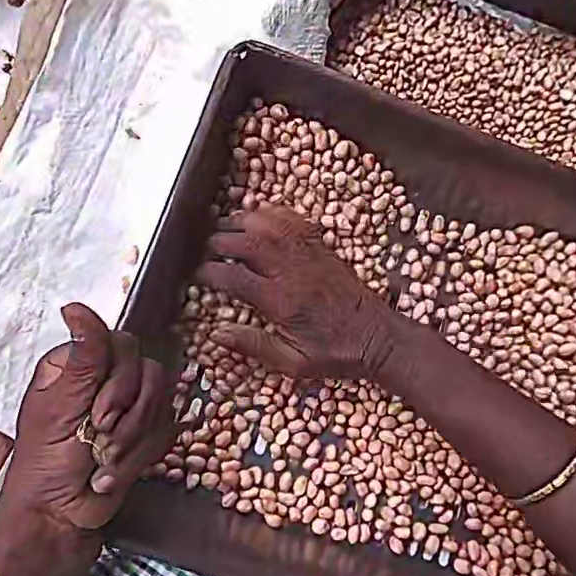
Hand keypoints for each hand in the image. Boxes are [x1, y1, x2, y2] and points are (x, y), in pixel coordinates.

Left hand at [0, 303, 173, 575]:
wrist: (58, 522)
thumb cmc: (46, 464)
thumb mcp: (60, 408)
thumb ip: (83, 357)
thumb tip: (76, 306)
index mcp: (79, 365)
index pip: (124, 346)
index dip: (120, 383)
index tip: (98, 416)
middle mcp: (106, 379)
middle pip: (150, 374)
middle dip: (128, 418)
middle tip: (98, 442)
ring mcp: (128, 406)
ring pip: (161, 404)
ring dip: (132, 442)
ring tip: (102, 465)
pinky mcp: (144, 433)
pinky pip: (166, 431)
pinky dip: (139, 458)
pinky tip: (110, 474)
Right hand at [196, 205, 399, 379]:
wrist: (378, 338)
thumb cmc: (336, 354)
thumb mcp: (292, 362)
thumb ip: (253, 345)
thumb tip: (217, 334)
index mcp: (281, 300)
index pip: (234, 277)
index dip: (209, 272)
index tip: (196, 274)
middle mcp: (292, 271)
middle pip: (246, 243)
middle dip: (219, 241)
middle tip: (205, 249)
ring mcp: (309, 256)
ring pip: (269, 225)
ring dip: (242, 222)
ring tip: (224, 226)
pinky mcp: (323, 249)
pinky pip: (295, 221)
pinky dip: (274, 213)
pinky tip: (261, 215)